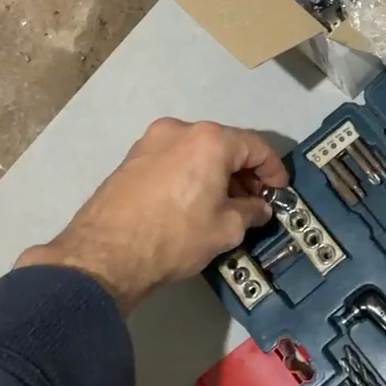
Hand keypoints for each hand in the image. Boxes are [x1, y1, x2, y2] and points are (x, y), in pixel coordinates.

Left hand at [17, 119, 289, 311]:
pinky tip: (196, 202)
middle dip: (245, 172)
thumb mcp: (226, 229)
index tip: (280, 191)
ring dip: (218, 173)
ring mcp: (150, 141)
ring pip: (198, 151)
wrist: (104, 255)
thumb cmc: (175, 237)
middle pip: (225, 144)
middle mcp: (180, 130)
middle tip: (256, 201)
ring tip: (226, 205)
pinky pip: (174, 160)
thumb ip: (251, 212)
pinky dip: (192, 174)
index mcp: (209, 140)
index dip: (274, 170)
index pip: (256, 146)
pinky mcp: (131, 158)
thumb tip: (259, 208)